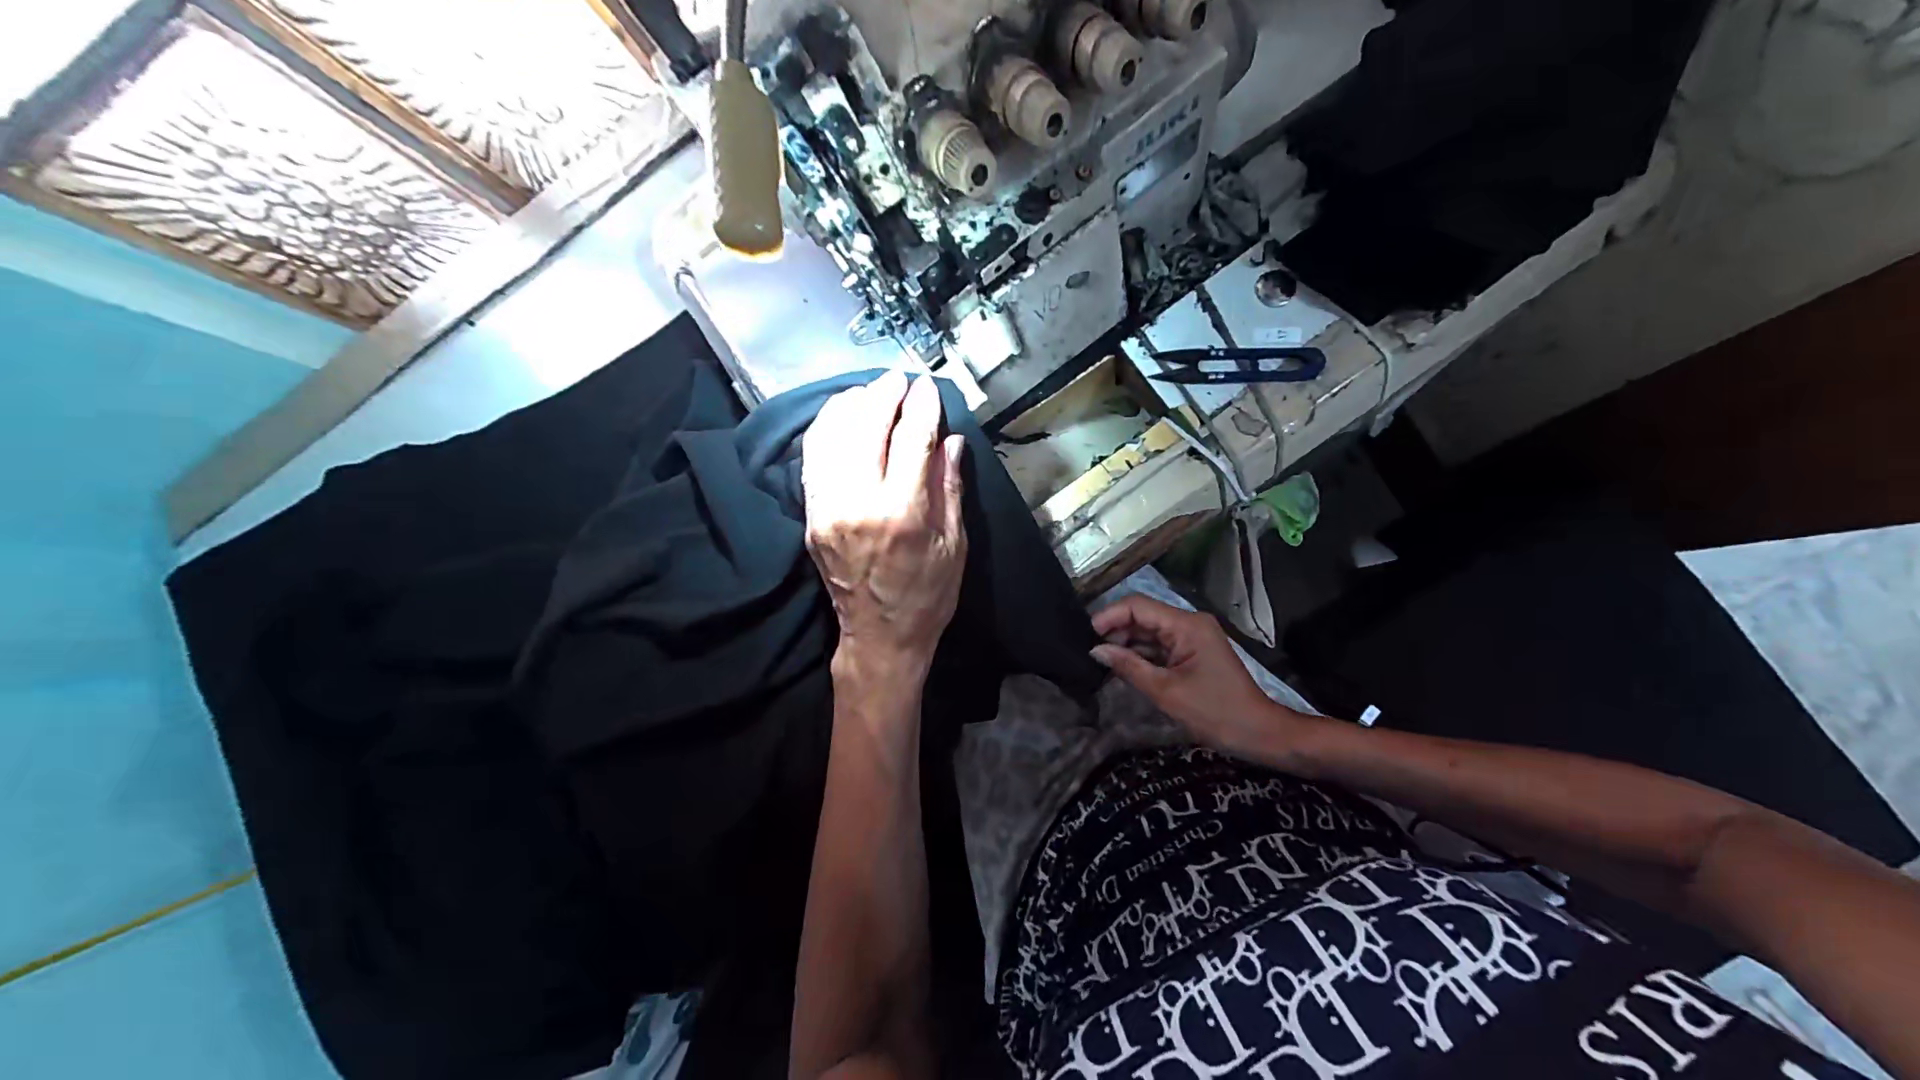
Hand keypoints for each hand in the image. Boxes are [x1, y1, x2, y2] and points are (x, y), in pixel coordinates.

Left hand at [802, 371, 967, 685]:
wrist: (879, 637)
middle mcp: (859, 504)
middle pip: (866, 428)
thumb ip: (949, 488)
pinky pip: (812, 459)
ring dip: (850, 405)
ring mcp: (827, 509)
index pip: (911, 440)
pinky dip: (825, 430)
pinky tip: (839, 417)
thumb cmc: (927, 596)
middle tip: (898, 379)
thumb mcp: (954, 545)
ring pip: (831, 437)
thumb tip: (950, 440)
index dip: (921, 407)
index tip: (927, 386)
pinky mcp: (811, 516)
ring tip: (869, 391)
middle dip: (884, 395)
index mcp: (903, 513)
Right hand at [1091, 595, 1313, 758]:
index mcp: (1186, 625)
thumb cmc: (1215, 712)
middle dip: (1115, 631)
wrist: (1260, 734)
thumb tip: (1095, 651)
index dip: (1109, 617)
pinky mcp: (1192, 652)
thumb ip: (1128, 666)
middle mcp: (1189, 623)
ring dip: (1125, 644)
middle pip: (1142, 615)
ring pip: (1149, 631)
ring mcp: (1191, 637)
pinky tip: (1121, 667)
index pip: (1137, 606)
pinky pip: (1159, 645)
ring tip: (1100, 661)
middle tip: (1090, 653)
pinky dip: (1140, 655)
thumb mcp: (1166, 691)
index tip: (1086, 637)